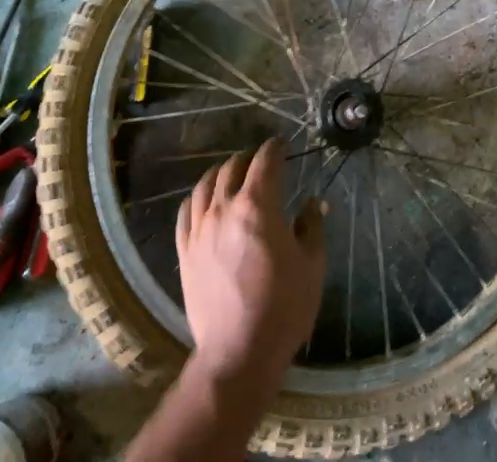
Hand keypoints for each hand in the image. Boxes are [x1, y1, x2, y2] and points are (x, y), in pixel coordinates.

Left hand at [175, 138, 326, 383]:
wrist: (239, 351)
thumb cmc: (284, 307)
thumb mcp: (312, 265)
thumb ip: (311, 227)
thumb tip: (311, 204)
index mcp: (259, 206)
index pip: (265, 162)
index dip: (275, 148)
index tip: (283, 145)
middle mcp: (224, 209)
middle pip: (232, 168)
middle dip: (249, 158)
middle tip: (261, 161)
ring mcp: (199, 230)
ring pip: (205, 185)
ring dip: (221, 173)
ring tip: (231, 174)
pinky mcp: (184, 252)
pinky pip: (186, 212)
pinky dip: (197, 198)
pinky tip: (204, 201)